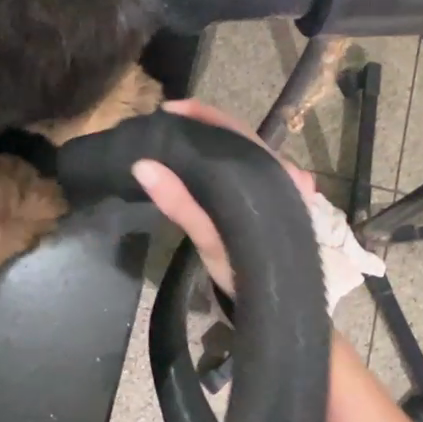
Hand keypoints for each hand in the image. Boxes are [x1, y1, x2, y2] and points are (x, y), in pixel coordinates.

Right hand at [130, 99, 316, 295]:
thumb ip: (180, 203)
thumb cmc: (250, 275)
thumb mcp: (212, 241)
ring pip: (237, 153)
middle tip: (161, 122)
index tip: (169, 110)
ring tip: (169, 138)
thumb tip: (143, 166)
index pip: (237, 130)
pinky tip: (190, 163)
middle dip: (200, 126)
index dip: (203, 116)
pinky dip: (213, 162)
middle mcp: (280, 173)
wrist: (278, 311)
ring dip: (205, 143)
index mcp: (275, 175)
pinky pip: (238, 170)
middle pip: (237, 137)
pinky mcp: (264, 201)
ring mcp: (274, 188)